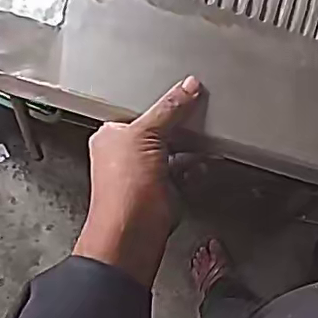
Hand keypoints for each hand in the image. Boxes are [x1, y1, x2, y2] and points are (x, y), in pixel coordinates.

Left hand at [73, 76, 203, 286]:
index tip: (182, 91)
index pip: (137, 110)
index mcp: (111, 136)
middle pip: (159, 129)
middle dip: (178, 124)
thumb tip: (187, 87)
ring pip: (174, 150)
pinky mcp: (165, 189)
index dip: (158, 101)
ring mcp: (147, 173)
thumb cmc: (123, 189)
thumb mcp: (145, 134)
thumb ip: (169, 109)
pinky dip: (196, 164)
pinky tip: (206, 158)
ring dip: (190, 145)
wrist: (133, 230)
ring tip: (206, 132)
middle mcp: (127, 154)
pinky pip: (185, 169)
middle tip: (197, 109)